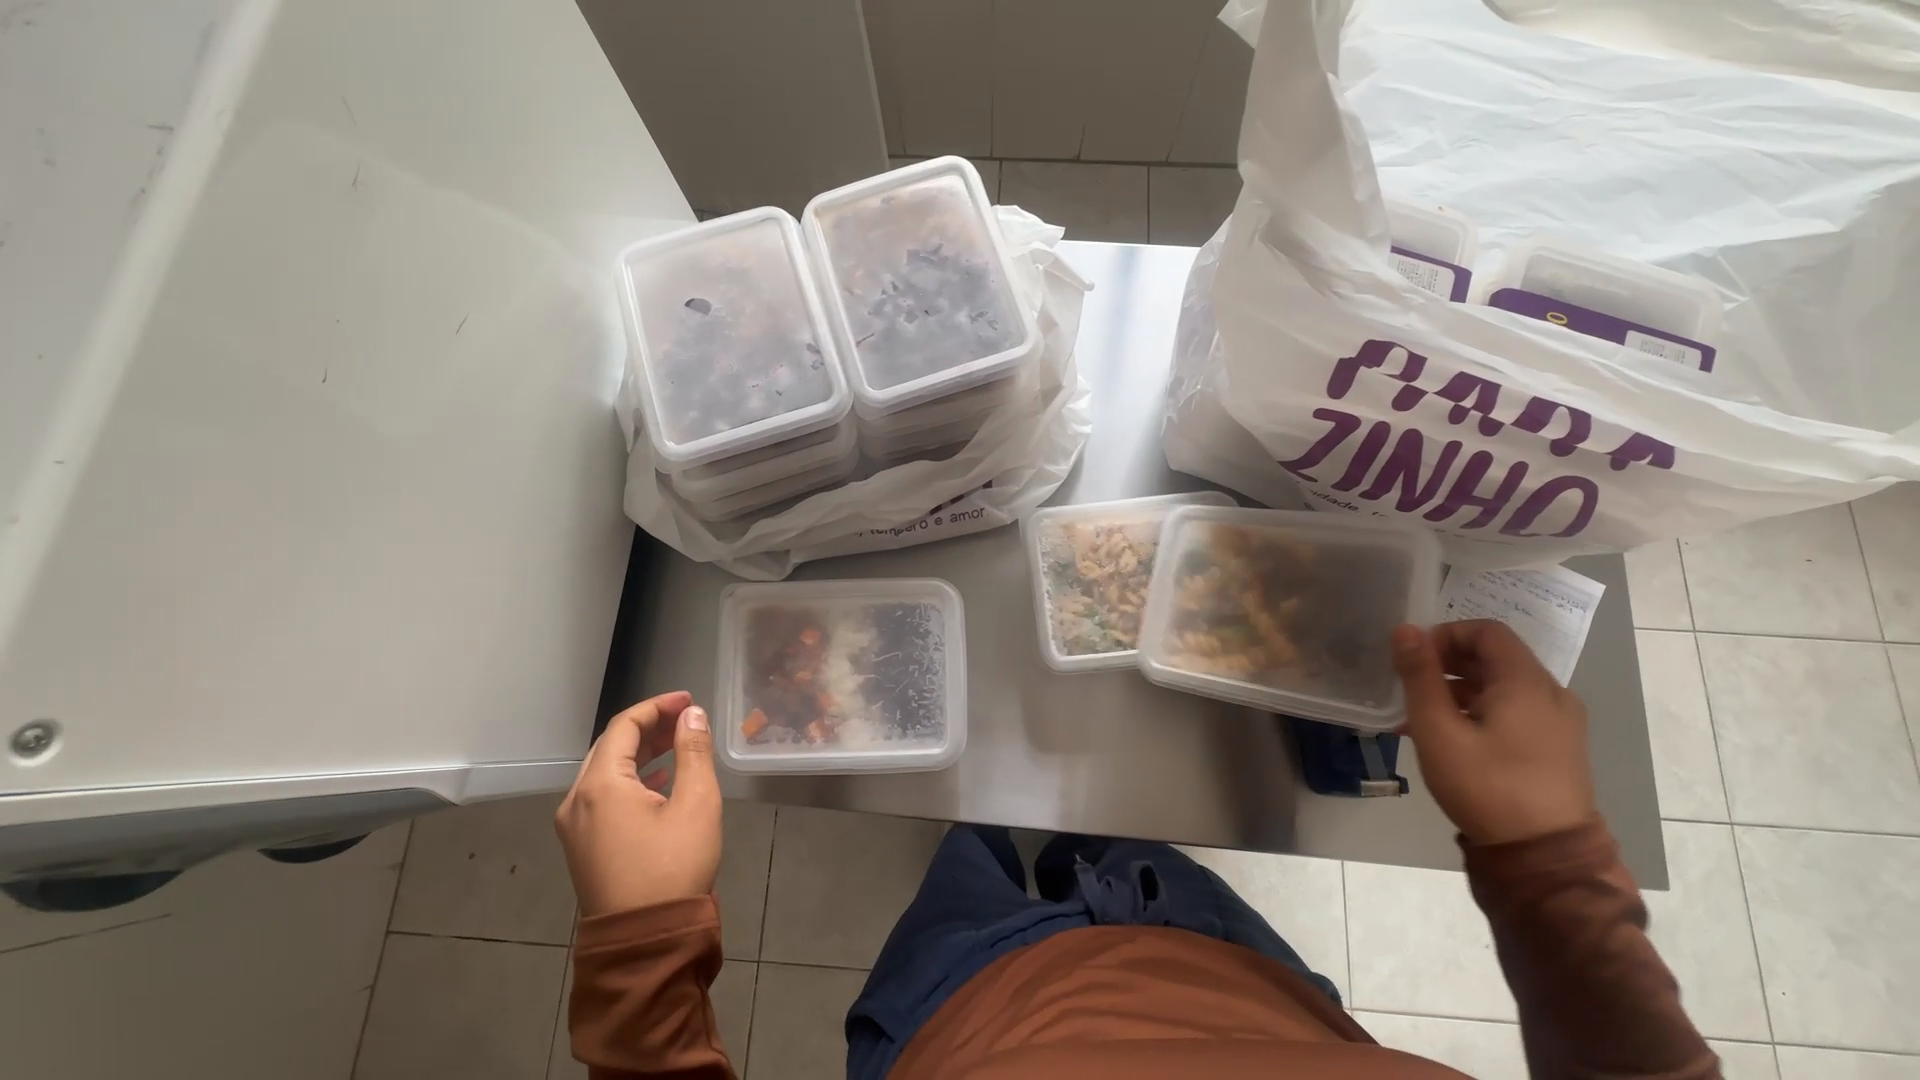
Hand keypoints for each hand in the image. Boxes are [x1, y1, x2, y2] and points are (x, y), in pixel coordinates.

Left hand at [555, 691, 722, 916]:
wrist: (644, 940)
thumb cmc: (674, 867)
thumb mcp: (696, 804)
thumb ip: (693, 752)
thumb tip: (692, 716)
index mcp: (601, 784)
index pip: (624, 726)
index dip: (657, 707)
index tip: (688, 701)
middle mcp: (577, 800)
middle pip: (610, 747)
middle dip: (649, 729)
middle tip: (686, 720)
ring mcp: (574, 826)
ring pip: (604, 772)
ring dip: (639, 754)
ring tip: (677, 745)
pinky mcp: (581, 846)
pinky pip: (601, 797)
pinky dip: (629, 780)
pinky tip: (658, 783)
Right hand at [1391, 620, 1596, 845]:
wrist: (1544, 856)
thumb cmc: (1486, 786)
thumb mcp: (1438, 730)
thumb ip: (1419, 676)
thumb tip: (1405, 629)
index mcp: (1527, 682)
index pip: (1487, 631)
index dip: (1445, 634)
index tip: (1413, 659)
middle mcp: (1552, 694)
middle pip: (1496, 658)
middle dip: (1447, 664)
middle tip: (1410, 688)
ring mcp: (1561, 723)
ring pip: (1504, 687)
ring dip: (1460, 690)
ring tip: (1421, 719)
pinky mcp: (1559, 748)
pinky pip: (1516, 711)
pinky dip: (1482, 711)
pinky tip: (1452, 739)